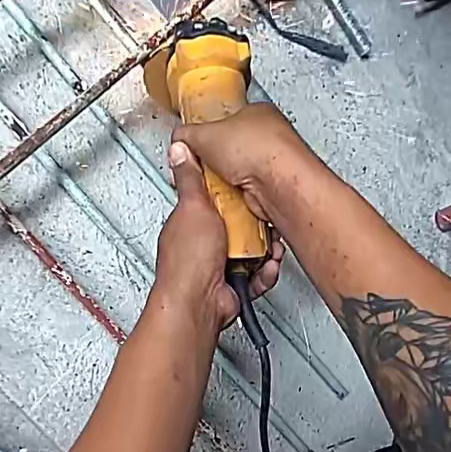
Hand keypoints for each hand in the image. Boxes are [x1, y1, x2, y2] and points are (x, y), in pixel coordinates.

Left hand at [153, 141, 283, 334]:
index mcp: (190, 220)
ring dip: (266, 250)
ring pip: (251, 251)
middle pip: (239, 225)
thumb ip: (191, 178)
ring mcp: (218, 265)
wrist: (198, 302)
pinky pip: (256, 275)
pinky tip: (267, 268)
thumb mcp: (193, 207)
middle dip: (258, 225)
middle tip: (265, 224)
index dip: (235, 193)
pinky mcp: (233, 285)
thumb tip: (180, 149)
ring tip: (270, 248)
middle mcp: (203, 244)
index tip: (251, 189)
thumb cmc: (188, 261)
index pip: (215, 199)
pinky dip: (265, 273)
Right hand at [169, 103, 320, 222]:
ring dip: (221, 184)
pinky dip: (232, 199)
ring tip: (217, 184)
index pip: (223, 122)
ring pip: (234, 177)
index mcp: (256, 113)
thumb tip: (178, 139)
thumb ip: (187, 135)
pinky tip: (230, 198)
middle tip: (203, 169)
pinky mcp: (269, 192)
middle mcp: (267, 139)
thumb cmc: (260, 151)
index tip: (194, 147)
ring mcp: (270, 167)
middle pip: (227, 152)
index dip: (205, 136)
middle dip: (212, 164)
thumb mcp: (206, 134)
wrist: (279, 186)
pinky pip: (242, 196)